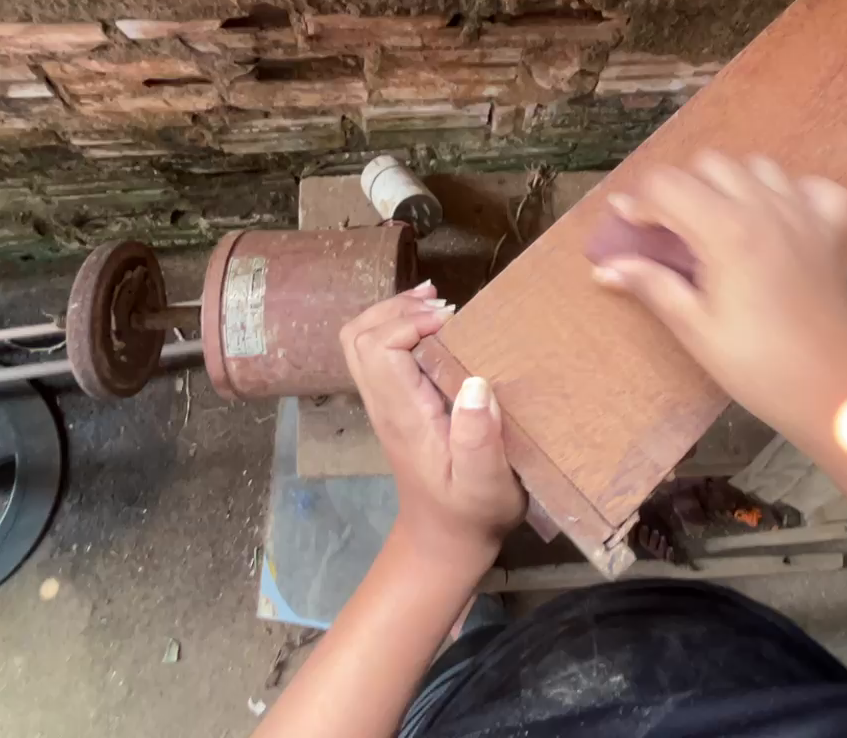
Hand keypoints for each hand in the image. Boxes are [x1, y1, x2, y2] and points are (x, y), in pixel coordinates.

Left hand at [339, 283, 525, 571]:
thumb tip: (476, 382)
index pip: (379, 347)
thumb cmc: (472, 515)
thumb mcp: (487, 486)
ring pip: (360, 340)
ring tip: (437, 304)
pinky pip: (377, 352)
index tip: (452, 321)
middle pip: (359, 336)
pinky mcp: (393, 403)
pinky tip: (433, 325)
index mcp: (402, 416)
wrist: (444, 542)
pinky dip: (397, 327)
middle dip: (396, 308)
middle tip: (443, 304)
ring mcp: (383, 403)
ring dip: (393, 313)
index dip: (410, 322)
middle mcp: (383, 404)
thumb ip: (479, 439)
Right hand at [591, 152, 846, 443]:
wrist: (837, 392)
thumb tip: (604, 267)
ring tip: (714, 223)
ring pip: (755, 166)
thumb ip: (651, 285)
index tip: (628, 227)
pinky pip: (809, 185)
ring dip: (727, 184)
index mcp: (727, 230)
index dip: (639, 202)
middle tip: (668, 232)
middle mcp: (765, 207)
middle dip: (679, 189)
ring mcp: (804, 214)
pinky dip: (787, 191)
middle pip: (708, 164)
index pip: (667, 185)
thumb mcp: (695, 329)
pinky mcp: (830, 230)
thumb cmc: (758, 366)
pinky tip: (773, 219)